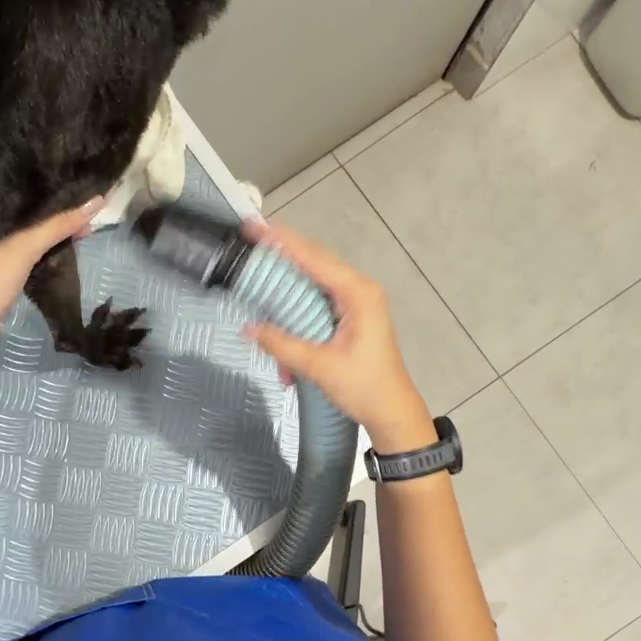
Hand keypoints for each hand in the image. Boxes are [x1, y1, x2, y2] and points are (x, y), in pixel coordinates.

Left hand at [0, 197, 107, 354]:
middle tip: (90, 211)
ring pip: (27, 240)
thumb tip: (98, 201)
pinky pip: (25, 260)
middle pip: (27, 218)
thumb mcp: (22, 249)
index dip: (52, 192)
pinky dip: (43, 256)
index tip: (83, 188)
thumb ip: (56, 226)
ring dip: (52, 237)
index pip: (22, 196)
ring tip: (83, 229)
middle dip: (56, 216)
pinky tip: (61, 253)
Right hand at [242, 221, 432, 450]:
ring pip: (308, 294)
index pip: (314, 257)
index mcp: (358, 294)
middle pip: (310, 267)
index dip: (283, 241)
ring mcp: (352, 305)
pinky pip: (313, 313)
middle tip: (249, 253)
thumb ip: (282, 345)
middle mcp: (357, 292)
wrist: (391, 413)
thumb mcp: (319, 366)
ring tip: (267, 324)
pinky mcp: (346, 321)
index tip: (257, 227)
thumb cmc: (366, 387)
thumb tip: (250, 329)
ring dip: (285, 314)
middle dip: (278, 270)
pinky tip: (287, 362)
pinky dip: (296, 330)